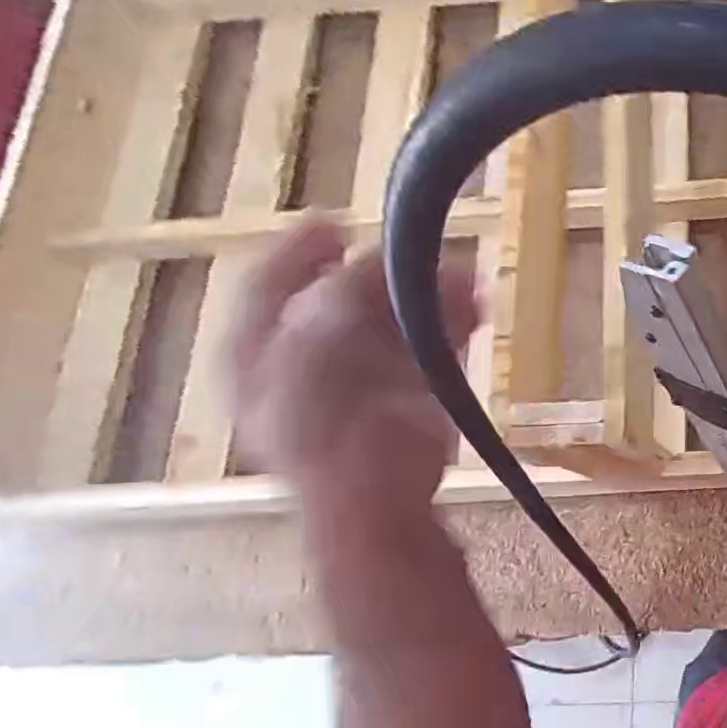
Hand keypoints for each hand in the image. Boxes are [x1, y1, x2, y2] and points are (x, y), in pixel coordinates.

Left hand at [228, 218, 477, 510]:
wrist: (373, 506)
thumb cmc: (340, 432)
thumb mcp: (331, 349)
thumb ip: (351, 299)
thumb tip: (385, 261)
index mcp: (256, 351)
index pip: (271, 283)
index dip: (302, 250)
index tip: (337, 220)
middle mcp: (295, 367)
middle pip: (340, 305)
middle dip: (391, 279)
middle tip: (437, 260)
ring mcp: (348, 392)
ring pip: (387, 331)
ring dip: (427, 305)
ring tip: (469, 288)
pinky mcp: (395, 412)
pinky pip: (418, 360)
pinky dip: (442, 337)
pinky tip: (469, 321)